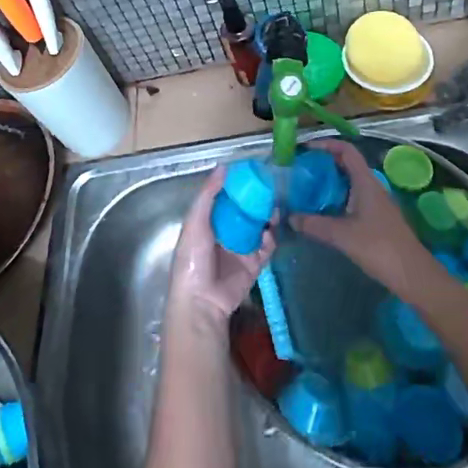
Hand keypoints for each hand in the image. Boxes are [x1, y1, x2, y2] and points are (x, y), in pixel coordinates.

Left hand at [167, 167, 274, 328]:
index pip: (225, 198)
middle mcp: (225, 233)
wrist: (203, 300)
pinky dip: (270, 240)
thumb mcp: (196, 221)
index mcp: (208, 222)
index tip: (253, 173)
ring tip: (274, 211)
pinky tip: (270, 234)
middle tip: (269, 192)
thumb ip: (208, 195)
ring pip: (258, 228)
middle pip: (245, 212)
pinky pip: (266, 249)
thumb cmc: (193, 258)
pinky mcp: (254, 265)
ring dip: (267, 219)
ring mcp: (240, 249)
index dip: (238, 186)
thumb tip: (223, 167)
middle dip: (257, 202)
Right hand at [290, 140, 438, 296]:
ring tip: (307, 189)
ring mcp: (376, 203)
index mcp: (365, 183)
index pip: (347, 151)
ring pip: (350, 183)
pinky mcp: (377, 218)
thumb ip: (314, 224)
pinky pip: (353, 198)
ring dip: (329, 182)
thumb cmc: (379, 248)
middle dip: (324, 163)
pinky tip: (324, 212)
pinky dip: (336, 198)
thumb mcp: (341, 235)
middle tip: (300, 170)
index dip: (326, 145)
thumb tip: (290, 217)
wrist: (413, 276)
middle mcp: (372, 188)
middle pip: (347, 164)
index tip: (305, 150)